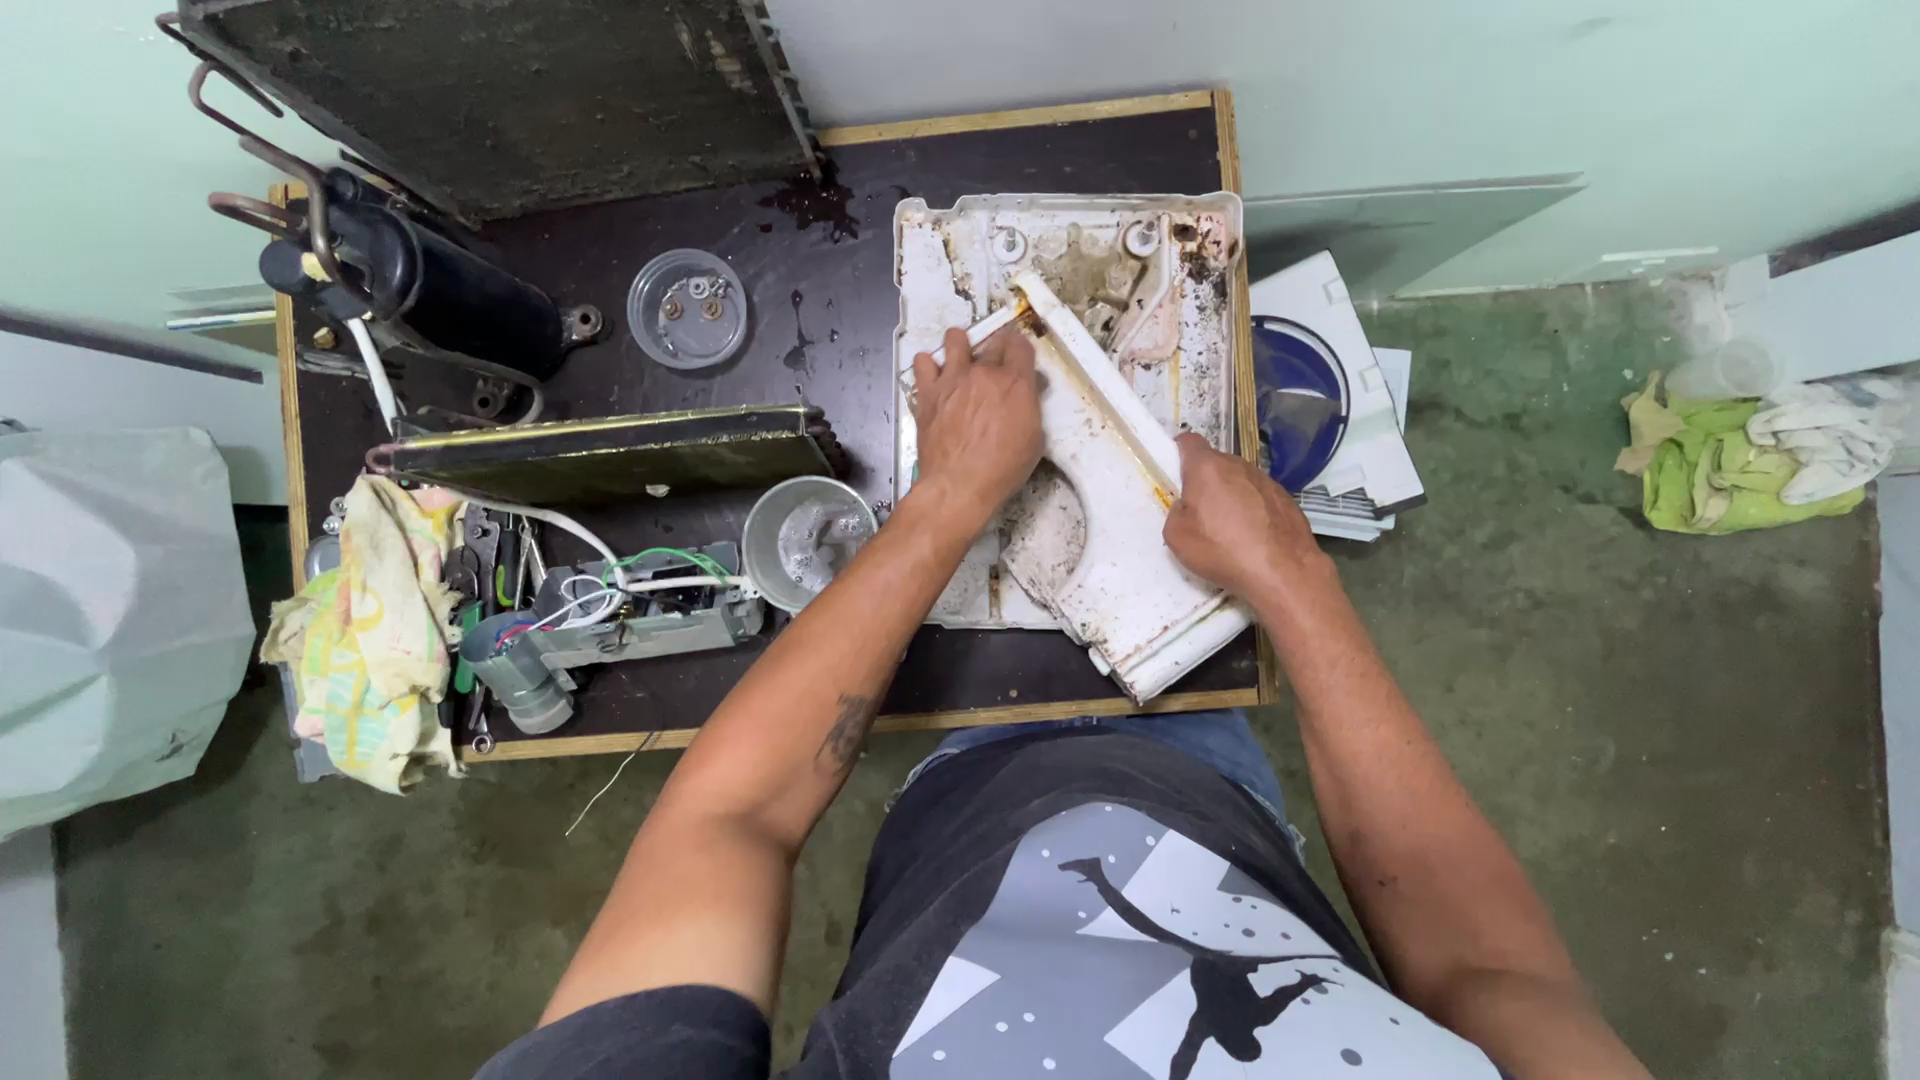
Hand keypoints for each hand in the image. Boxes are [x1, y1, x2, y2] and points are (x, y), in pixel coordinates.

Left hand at [911, 326, 1042, 533]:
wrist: (958, 485)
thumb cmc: (1002, 469)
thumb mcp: (1033, 440)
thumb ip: (1029, 407)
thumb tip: (1026, 392)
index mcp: (1015, 383)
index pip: (1020, 345)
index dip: (1020, 350)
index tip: (1018, 359)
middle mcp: (983, 373)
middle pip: (992, 342)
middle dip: (996, 349)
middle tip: (994, 363)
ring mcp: (952, 380)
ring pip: (954, 340)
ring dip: (959, 343)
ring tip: (959, 353)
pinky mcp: (928, 393)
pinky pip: (923, 363)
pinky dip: (928, 364)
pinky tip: (933, 374)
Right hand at [1164, 432, 1329, 603]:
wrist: (1282, 571)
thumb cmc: (1222, 550)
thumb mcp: (1177, 537)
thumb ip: (1176, 513)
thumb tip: (1187, 507)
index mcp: (1207, 468)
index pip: (1189, 441)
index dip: (1179, 451)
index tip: (1175, 471)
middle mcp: (1238, 466)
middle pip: (1216, 463)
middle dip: (1206, 480)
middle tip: (1200, 510)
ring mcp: (1266, 480)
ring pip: (1240, 480)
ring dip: (1231, 495)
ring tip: (1230, 528)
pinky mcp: (1286, 498)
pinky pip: (1260, 496)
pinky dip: (1253, 509)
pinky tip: (1254, 535)